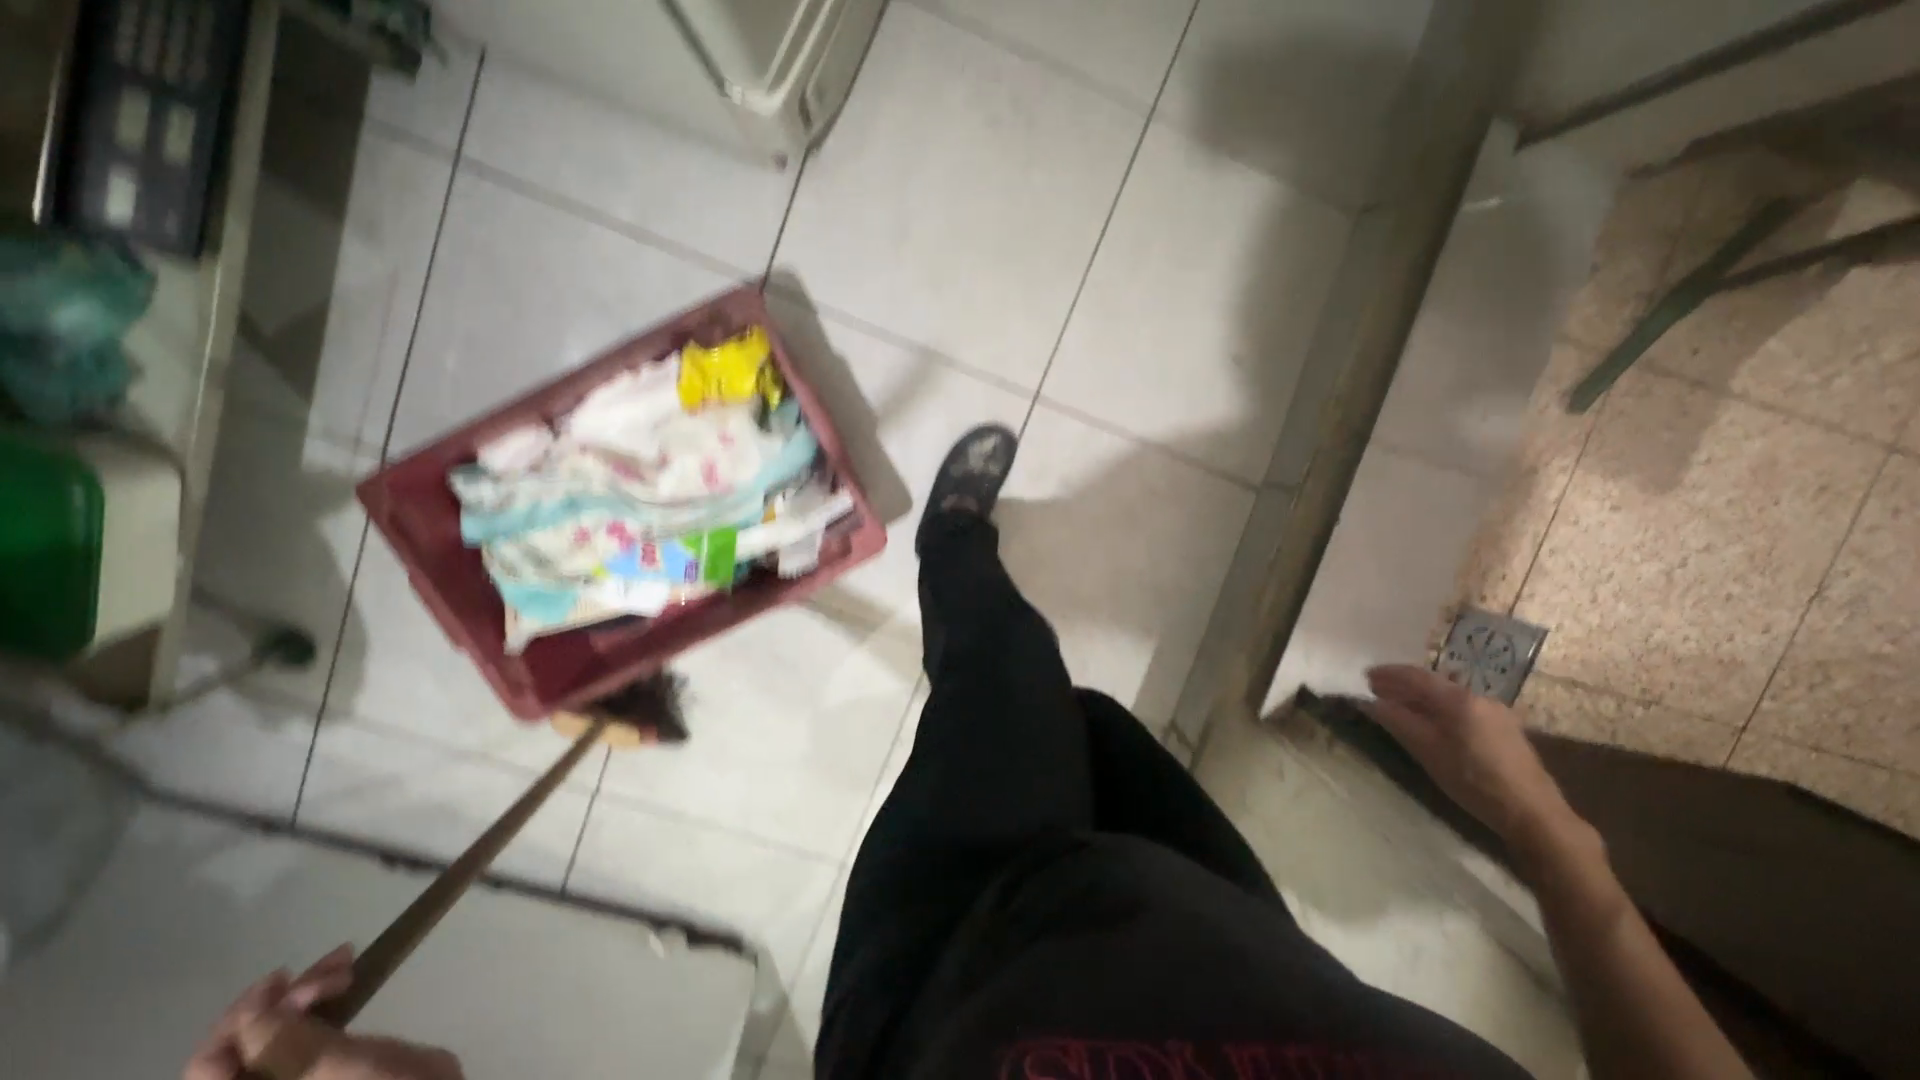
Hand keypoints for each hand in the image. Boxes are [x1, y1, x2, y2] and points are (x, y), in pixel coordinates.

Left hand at [184, 946, 463, 1079]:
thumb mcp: (332, 1073)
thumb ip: (283, 1045)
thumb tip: (254, 1009)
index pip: (208, 1065)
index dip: (241, 1017)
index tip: (286, 978)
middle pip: (244, 1042)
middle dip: (283, 998)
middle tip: (332, 969)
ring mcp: (292, 1075)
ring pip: (276, 1027)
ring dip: (307, 988)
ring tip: (345, 961)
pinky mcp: (323, 1062)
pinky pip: (304, 1028)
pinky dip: (321, 998)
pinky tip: (345, 975)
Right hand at [1360, 665, 1580, 852]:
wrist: (1531, 811)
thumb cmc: (1473, 781)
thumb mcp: (1427, 752)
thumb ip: (1397, 721)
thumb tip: (1369, 702)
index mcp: (1459, 699)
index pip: (1416, 676)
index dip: (1388, 674)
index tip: (1364, 676)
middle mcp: (1479, 697)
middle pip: (1434, 683)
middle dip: (1403, 686)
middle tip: (1376, 691)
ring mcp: (1496, 711)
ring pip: (1450, 696)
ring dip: (1422, 698)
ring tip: (1400, 707)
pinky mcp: (1505, 728)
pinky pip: (1464, 709)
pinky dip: (1441, 710)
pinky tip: (1432, 724)